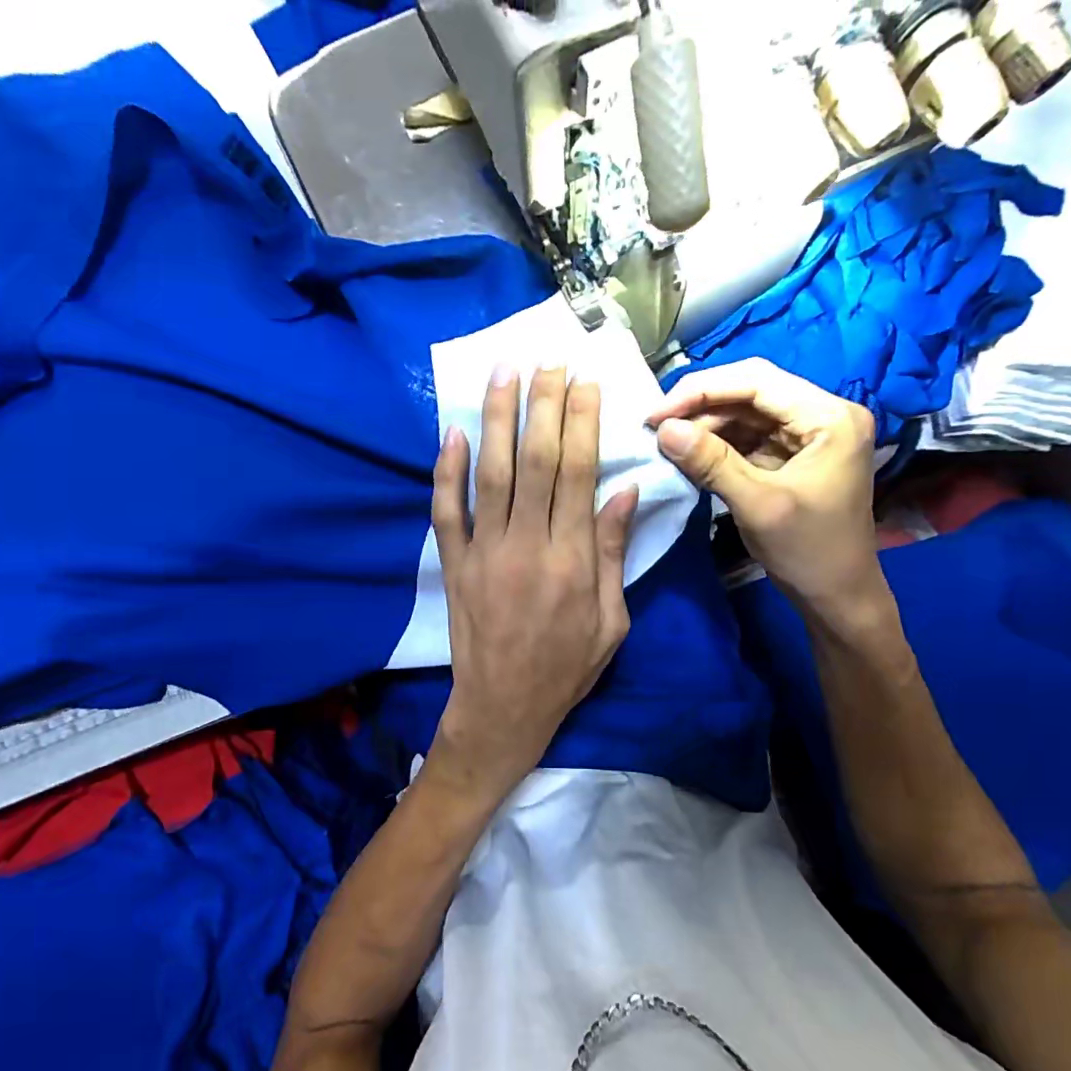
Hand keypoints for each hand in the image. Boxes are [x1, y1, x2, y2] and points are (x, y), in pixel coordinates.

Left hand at [427, 364, 639, 802]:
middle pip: (536, 461)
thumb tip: (624, 492)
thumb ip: (614, 554)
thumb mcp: (611, 620)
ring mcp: (485, 552)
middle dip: (542, 405)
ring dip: (497, 420)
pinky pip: (447, 512)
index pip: (578, 473)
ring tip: (502, 374)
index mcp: (573, 558)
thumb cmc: (567, 668)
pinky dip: (446, 472)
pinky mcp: (454, 564)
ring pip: (491, 474)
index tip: (583, 383)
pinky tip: (450, 434)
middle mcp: (528, 544)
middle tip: (547, 361)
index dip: (581, 423)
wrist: (503, 709)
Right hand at [647, 357, 887, 626]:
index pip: (758, 382)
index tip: (657, 413)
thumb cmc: (808, 552)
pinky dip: (718, 441)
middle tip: (656, 424)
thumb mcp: (757, 505)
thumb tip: (663, 429)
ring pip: (747, 411)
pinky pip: (750, 434)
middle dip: (701, 404)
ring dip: (706, 423)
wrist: (838, 597)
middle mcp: (824, 413)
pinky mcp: (795, 453)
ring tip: (667, 439)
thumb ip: (710, 463)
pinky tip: (689, 451)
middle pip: (752, 390)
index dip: (702, 390)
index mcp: (830, 417)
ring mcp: (810, 432)